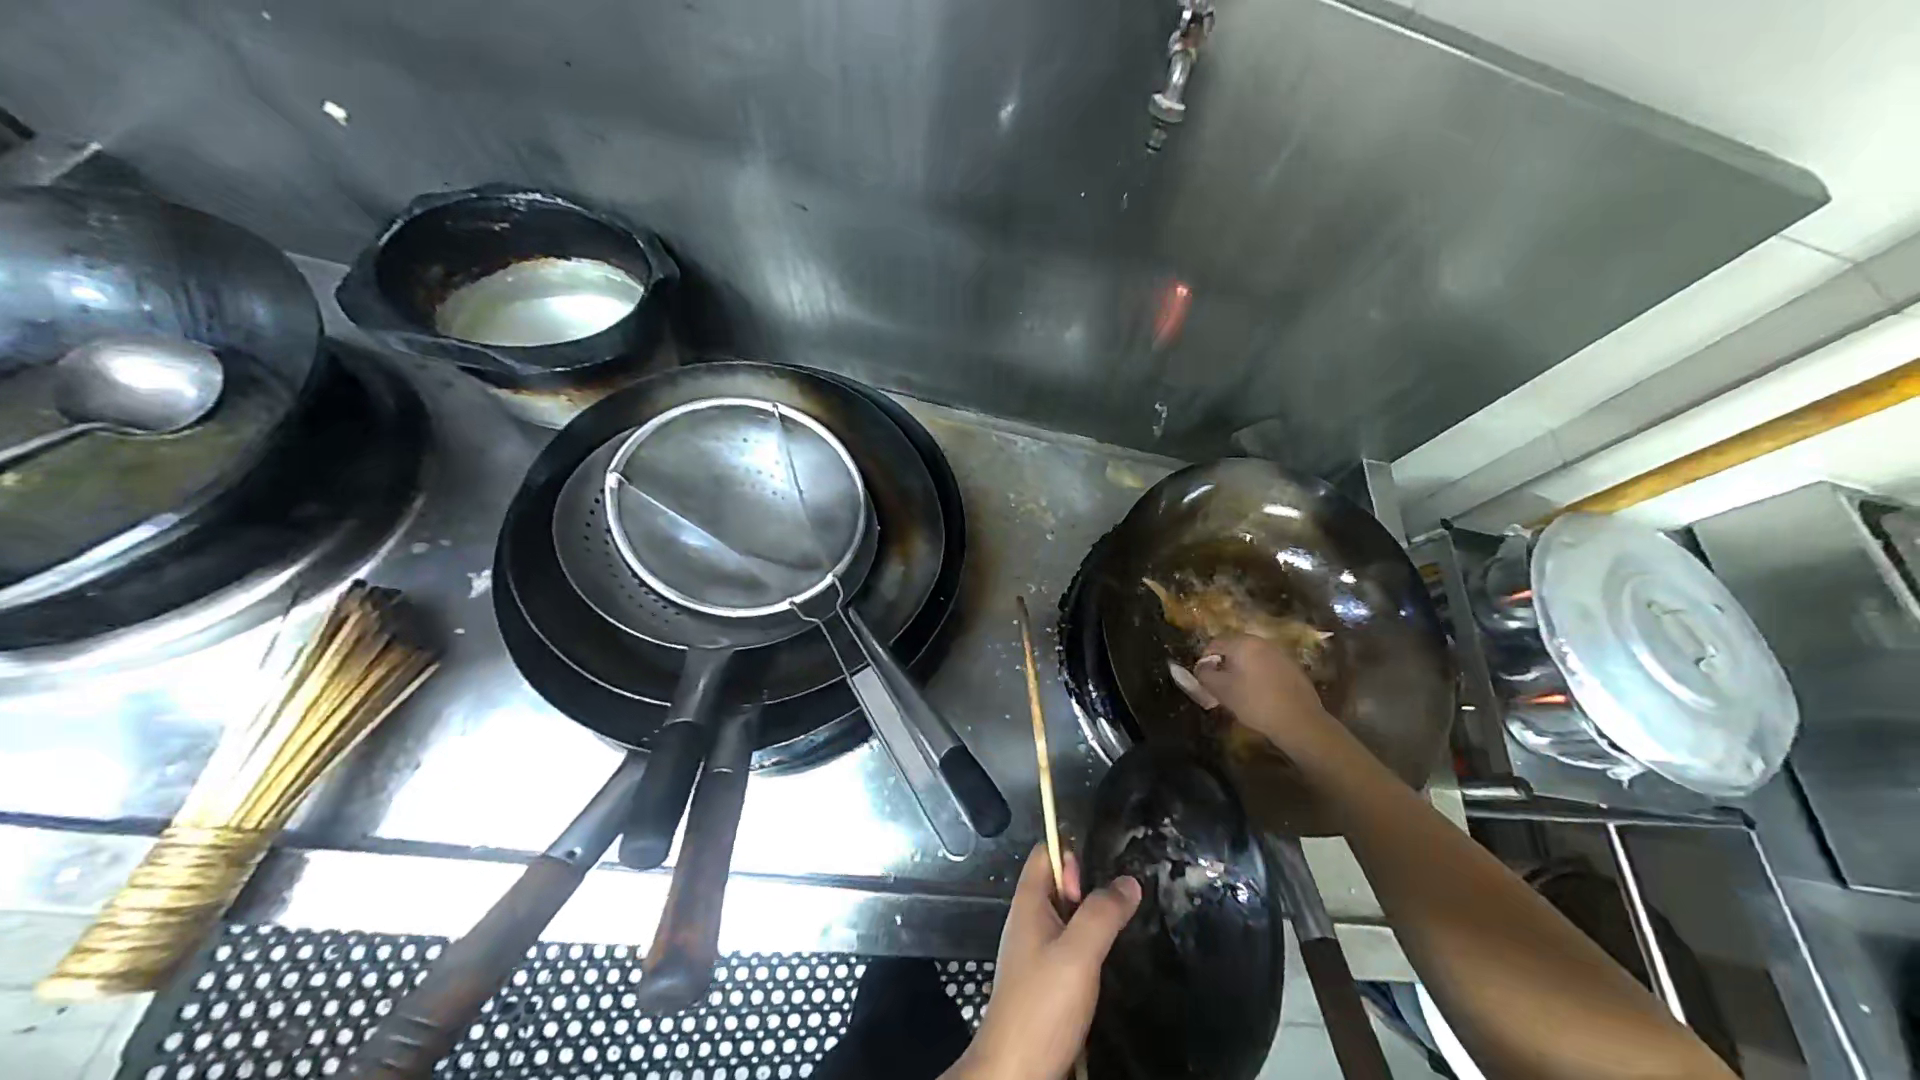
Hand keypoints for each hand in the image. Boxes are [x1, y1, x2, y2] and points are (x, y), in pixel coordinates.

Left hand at [952, 845, 1141, 1079]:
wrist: (1014, 1073)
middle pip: (1057, 884)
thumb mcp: (1078, 953)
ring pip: (1065, 917)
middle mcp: (1028, 921)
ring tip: (1119, 931)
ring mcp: (1034, 952)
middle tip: (1116, 910)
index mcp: (1028, 904)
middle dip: (1087, 887)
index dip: (1069, 854)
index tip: (1097, 878)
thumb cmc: (1042, 1006)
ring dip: (1090, 919)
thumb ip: (1102, 914)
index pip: (1043, 854)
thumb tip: (1128, 881)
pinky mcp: (1044, 981)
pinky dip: (1087, 946)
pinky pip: (1068, 947)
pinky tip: (1105, 963)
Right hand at [1189, 634, 1354, 766]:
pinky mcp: (1293, 668)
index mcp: (1243, 643)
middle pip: (1234, 649)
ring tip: (1240, 692)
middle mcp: (1262, 643)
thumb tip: (1201, 667)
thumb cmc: (1255, 702)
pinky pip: (1267, 666)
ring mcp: (1280, 654)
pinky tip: (1261, 695)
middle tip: (1221, 686)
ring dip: (1242, 670)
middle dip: (1224, 665)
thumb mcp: (1221, 690)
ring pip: (1252, 658)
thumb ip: (1204, 674)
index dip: (1205, 660)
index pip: (1214, 644)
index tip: (1205, 679)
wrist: (1299, 721)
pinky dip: (1259, 676)